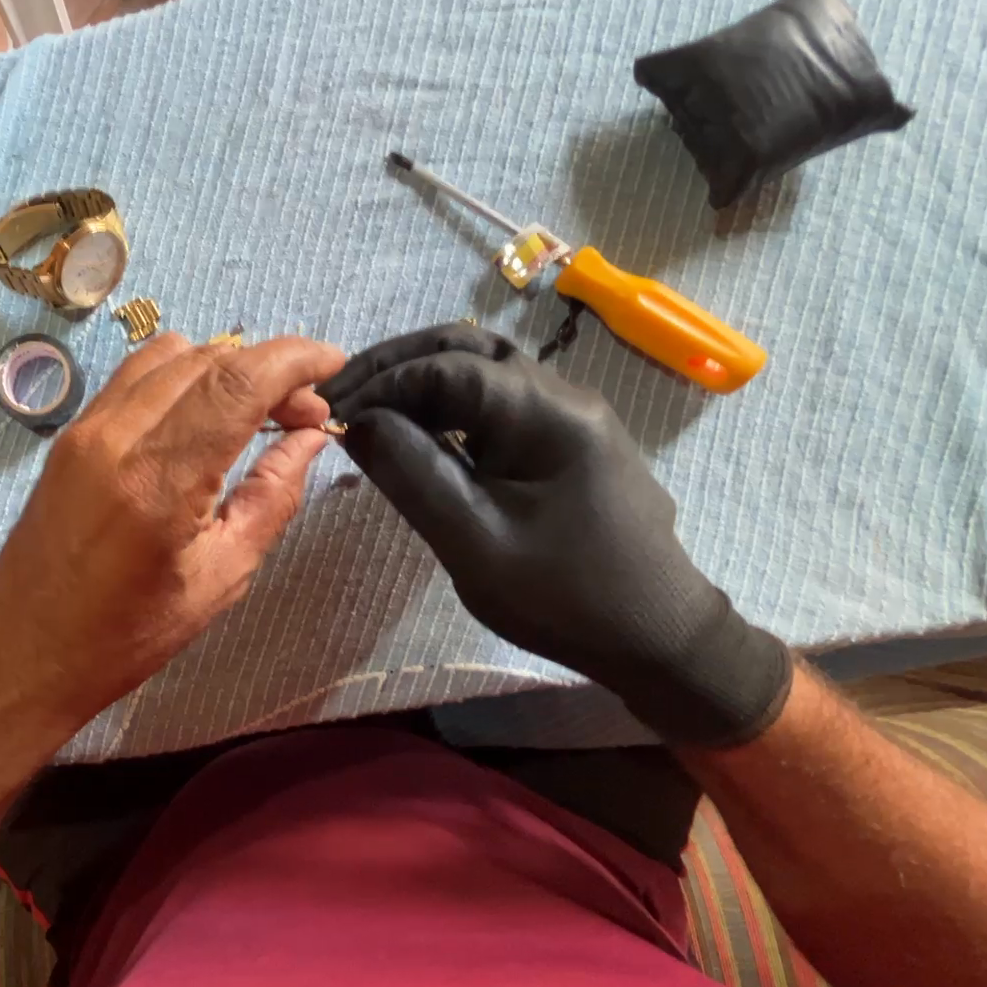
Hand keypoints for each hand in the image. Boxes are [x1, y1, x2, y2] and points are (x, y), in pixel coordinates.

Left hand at [0, 332, 345, 738]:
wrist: (30, 647)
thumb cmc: (131, 632)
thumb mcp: (221, 577)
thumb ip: (272, 497)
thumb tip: (309, 437)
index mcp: (159, 480)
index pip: (238, 381)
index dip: (296, 360)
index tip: (334, 364)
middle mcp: (117, 436)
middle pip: (209, 359)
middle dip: (270, 370)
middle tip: (303, 414)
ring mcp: (85, 428)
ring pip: (170, 355)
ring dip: (225, 369)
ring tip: (253, 417)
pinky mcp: (69, 433)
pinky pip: (135, 375)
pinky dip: (182, 377)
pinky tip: (200, 418)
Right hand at [317, 322, 789, 746]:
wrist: (656, 637)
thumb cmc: (563, 597)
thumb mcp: (473, 542)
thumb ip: (412, 474)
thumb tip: (356, 422)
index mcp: (547, 414)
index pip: (446, 367)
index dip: (381, 382)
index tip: (330, 414)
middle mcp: (562, 397)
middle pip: (466, 350)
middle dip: (395, 365)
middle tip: (339, 395)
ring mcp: (567, 417)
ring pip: (481, 372)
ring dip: (418, 381)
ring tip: (366, 410)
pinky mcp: (563, 441)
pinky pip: (495, 405)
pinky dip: (445, 407)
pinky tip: (416, 435)